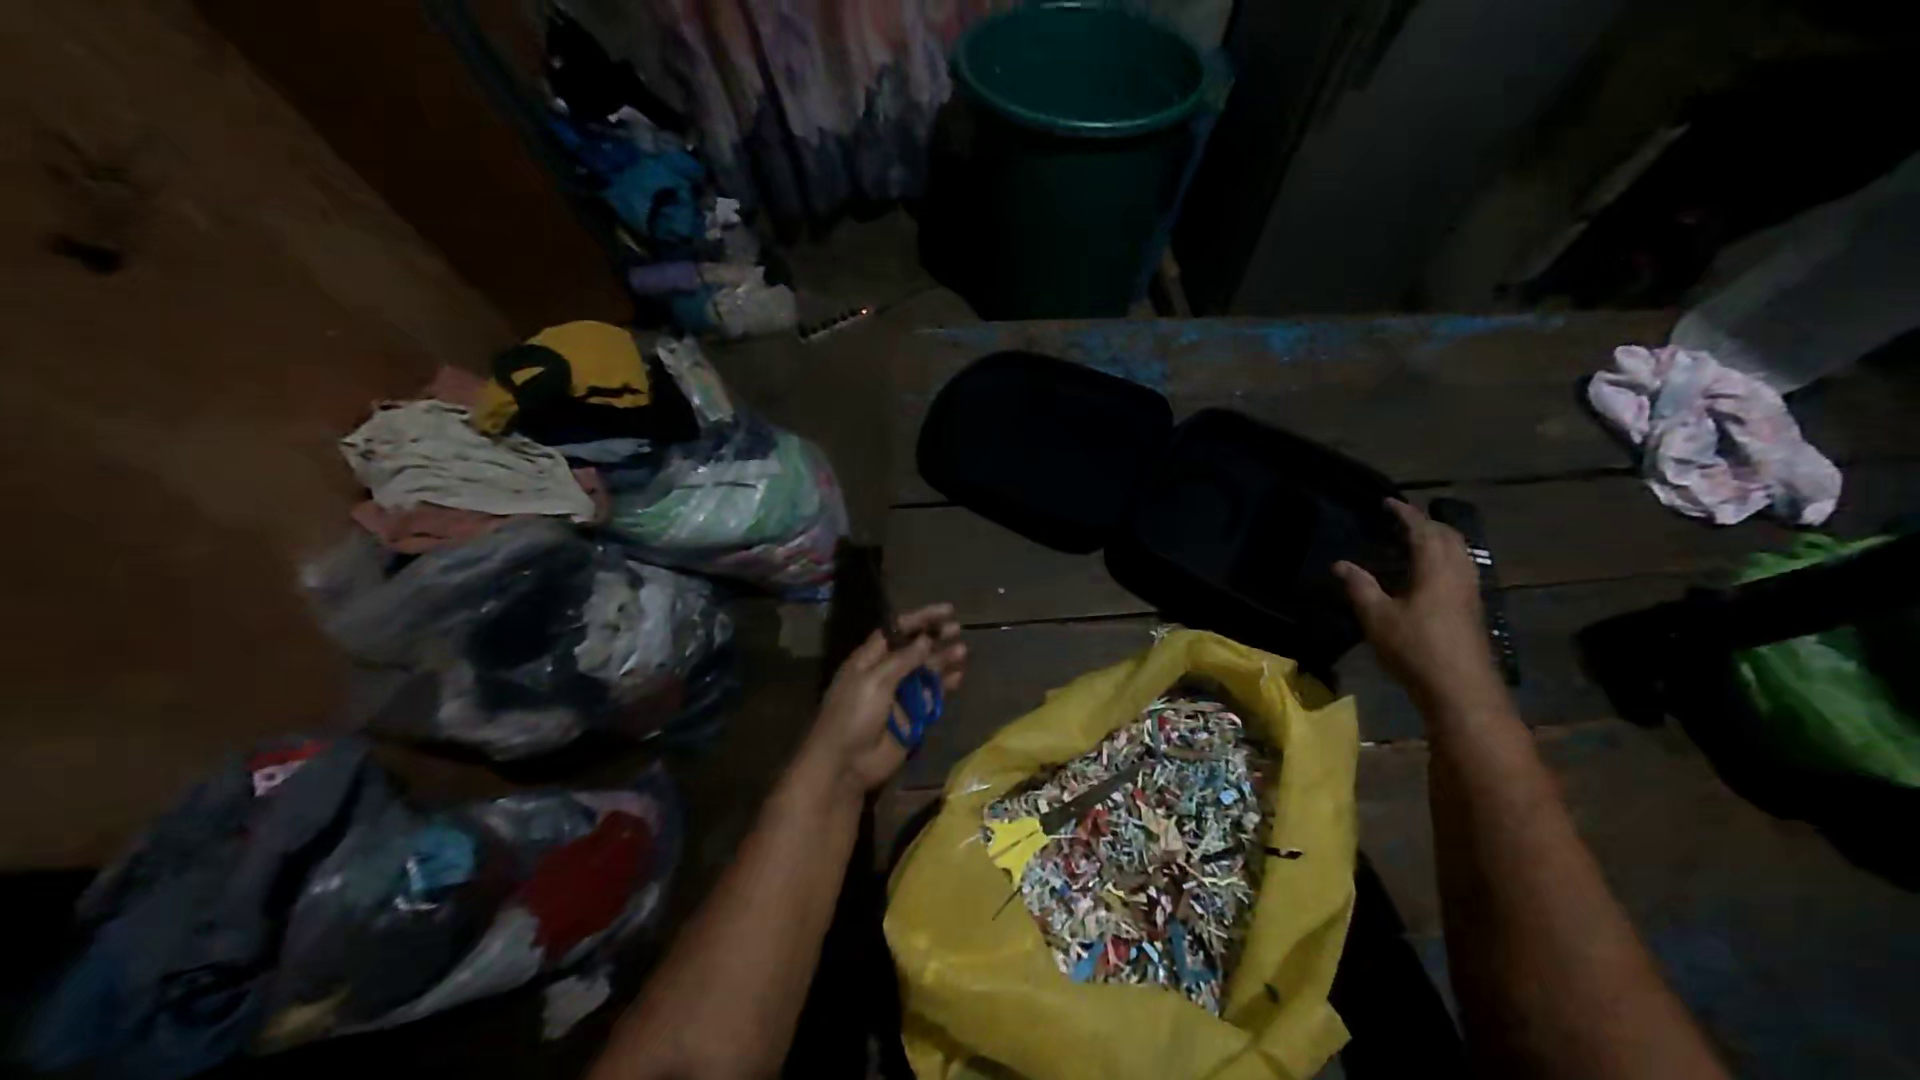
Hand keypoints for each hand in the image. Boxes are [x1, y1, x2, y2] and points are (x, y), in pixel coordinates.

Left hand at [802, 603, 966, 793]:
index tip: (945, 611)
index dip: (919, 619)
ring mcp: (900, 695)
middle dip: (935, 637)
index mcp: (869, 659)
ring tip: (963, 651)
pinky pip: (932, 696)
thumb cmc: (853, 715)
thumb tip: (926, 639)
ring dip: (943, 660)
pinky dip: (945, 685)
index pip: (896, 630)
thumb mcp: (875, 681)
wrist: (847, 763)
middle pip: (914, 649)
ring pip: (926, 671)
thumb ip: (903, 660)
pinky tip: (958, 676)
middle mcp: (886, 672)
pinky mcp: (913, 716)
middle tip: (957, 628)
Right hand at [1333, 499, 1503, 713]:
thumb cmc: (1416, 648)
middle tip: (1400, 520)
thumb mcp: (1377, 617)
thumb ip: (1359, 586)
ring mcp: (1470, 591)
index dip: (1405, 514)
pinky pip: (1460, 568)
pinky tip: (1426, 573)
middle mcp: (1458, 573)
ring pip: (1459, 552)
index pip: (1422, 529)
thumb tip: (1341, 563)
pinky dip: (1443, 558)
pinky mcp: (1472, 608)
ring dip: (1438, 540)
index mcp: (1436, 568)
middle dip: (1426, 523)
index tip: (1387, 502)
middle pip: (1448, 536)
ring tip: (1413, 542)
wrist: (1460, 689)